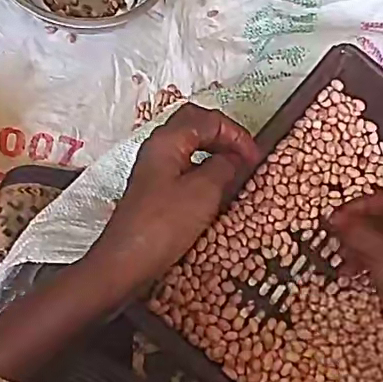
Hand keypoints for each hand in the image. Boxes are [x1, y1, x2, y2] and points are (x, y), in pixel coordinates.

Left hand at [87, 104, 259, 294]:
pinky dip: (204, 171)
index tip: (255, 157)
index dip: (236, 134)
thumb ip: (224, 167)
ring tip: (235, 170)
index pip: (208, 119)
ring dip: (214, 152)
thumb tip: (236, 157)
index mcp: (167, 141)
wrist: (127, 262)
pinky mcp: (154, 192)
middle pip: (195, 125)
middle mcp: (157, 149)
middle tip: (245, 155)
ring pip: (188, 147)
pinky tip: (215, 190)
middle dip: (224, 135)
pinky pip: (184, 169)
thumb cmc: (164, 225)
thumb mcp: (204, 192)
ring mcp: (154, 171)